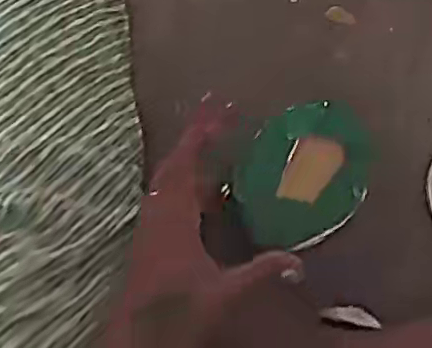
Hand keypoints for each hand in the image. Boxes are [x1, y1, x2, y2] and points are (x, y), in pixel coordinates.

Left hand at [109, 98, 303, 347]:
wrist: (133, 346)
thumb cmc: (174, 314)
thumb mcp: (221, 295)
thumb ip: (259, 272)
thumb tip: (298, 261)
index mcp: (173, 219)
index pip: (186, 165)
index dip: (200, 134)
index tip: (218, 107)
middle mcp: (158, 216)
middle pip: (175, 164)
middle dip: (197, 135)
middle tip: (222, 112)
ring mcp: (151, 228)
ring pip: (168, 179)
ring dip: (191, 156)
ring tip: (217, 140)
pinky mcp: (150, 241)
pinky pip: (168, 196)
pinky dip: (188, 181)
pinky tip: (209, 191)